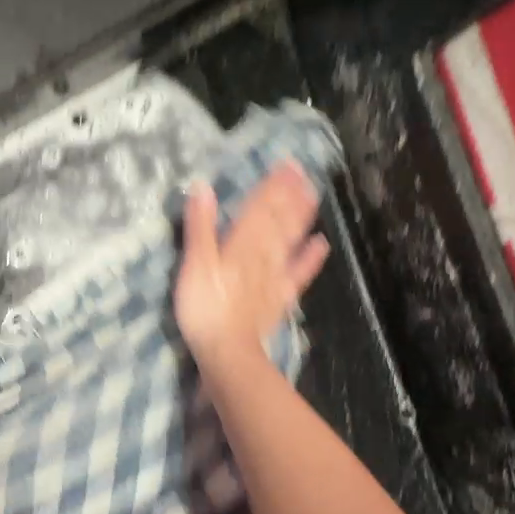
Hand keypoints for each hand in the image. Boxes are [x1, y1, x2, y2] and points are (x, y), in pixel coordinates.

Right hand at [173, 163, 330, 369]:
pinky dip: (310, 258)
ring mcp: (273, 277)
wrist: (227, 351)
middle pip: (278, 220)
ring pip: (290, 240)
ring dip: (301, 217)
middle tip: (303, 172)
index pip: (259, 208)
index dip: (272, 185)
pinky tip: (320, 243)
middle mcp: (262, 254)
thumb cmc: (204, 309)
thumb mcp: (193, 266)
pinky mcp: (278, 298)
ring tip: (313, 196)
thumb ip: (199, 227)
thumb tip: (202, 187)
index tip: (285, 163)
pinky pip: (297, 274)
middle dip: (290, 196)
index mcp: (240, 244)